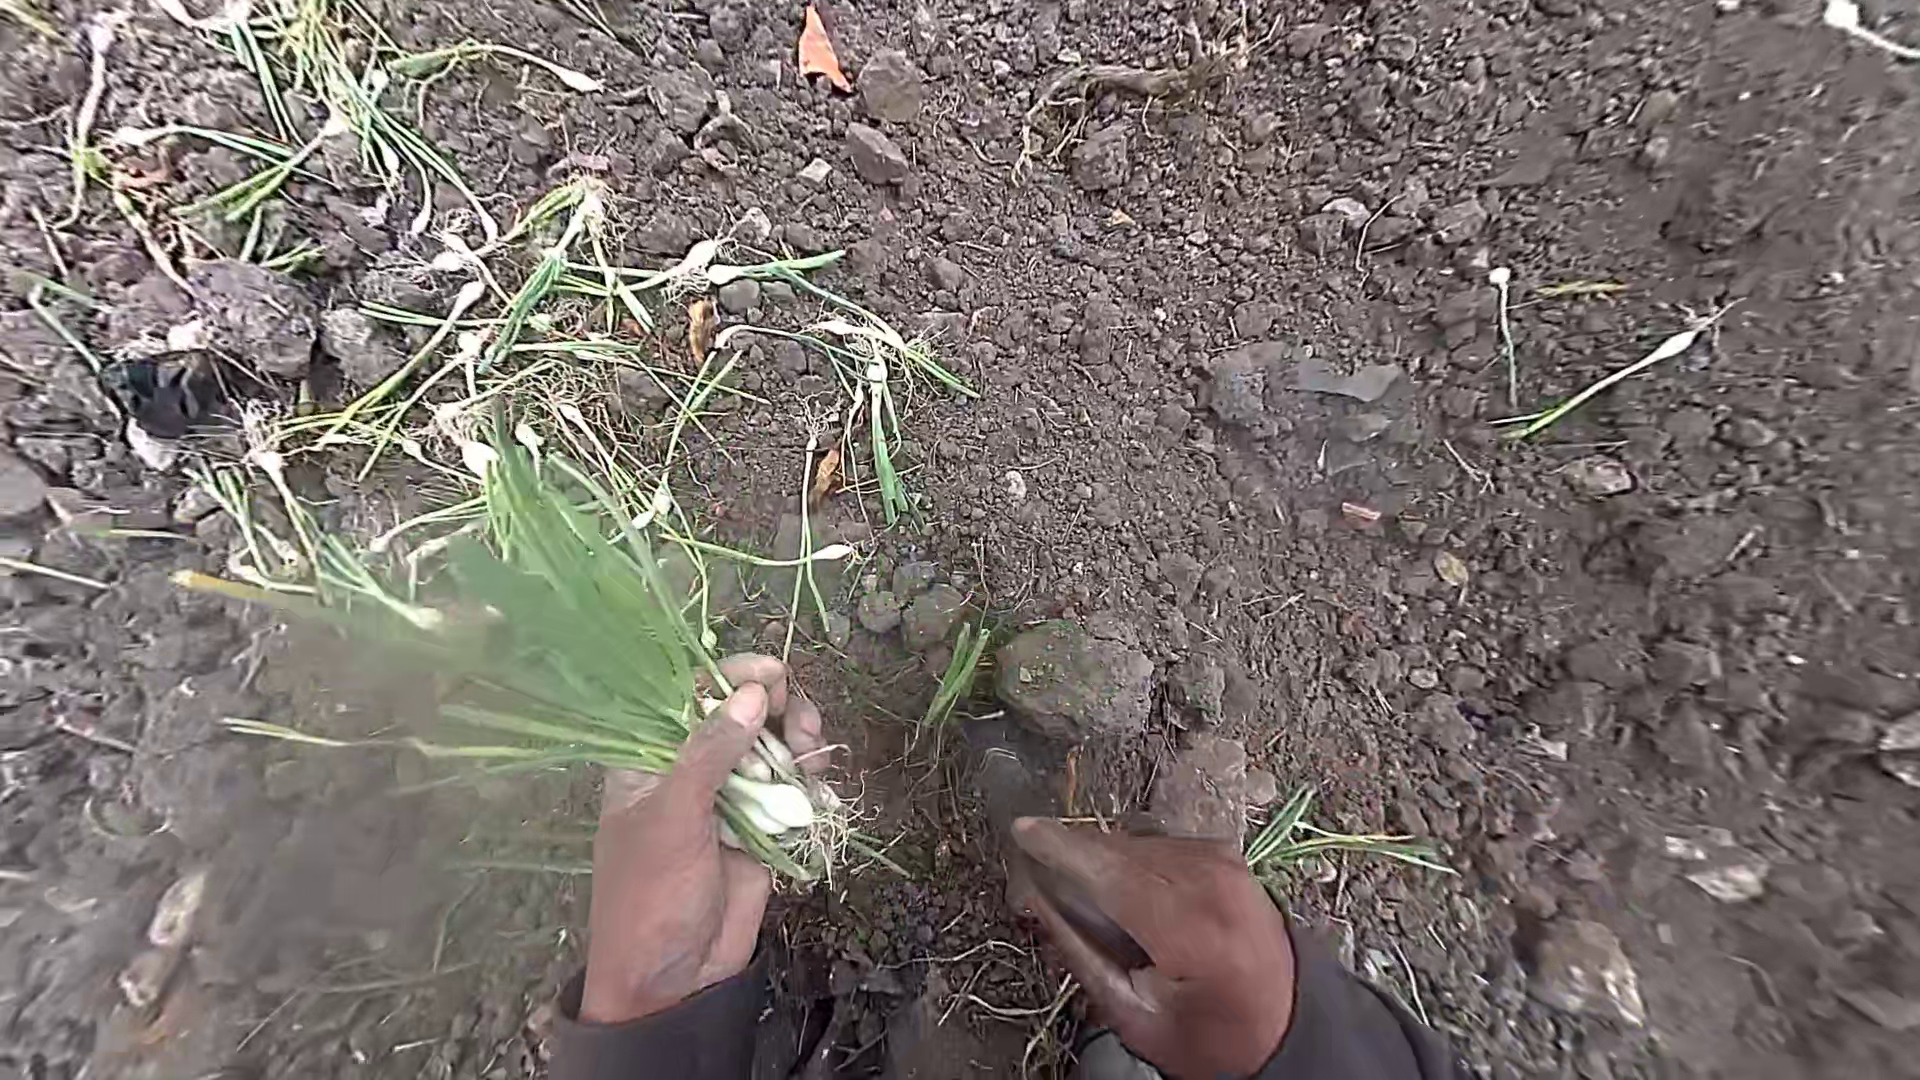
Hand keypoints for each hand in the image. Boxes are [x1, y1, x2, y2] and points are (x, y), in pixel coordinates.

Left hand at [578, 654, 825, 1023]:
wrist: (678, 980)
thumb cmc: (653, 895)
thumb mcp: (673, 820)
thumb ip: (711, 753)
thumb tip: (754, 693)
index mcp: (655, 756)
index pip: (694, 693)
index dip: (735, 675)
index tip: (774, 673)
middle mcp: (696, 762)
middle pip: (746, 708)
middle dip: (779, 706)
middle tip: (798, 723)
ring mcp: (734, 786)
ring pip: (776, 737)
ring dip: (800, 736)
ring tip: (810, 755)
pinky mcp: (766, 812)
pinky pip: (794, 775)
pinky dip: (810, 769)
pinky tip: (817, 778)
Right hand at [1011, 818, 1296, 1079]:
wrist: (1287, 1024)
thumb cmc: (1211, 1035)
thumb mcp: (1136, 1015)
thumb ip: (1079, 951)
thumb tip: (1034, 896)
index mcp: (1194, 928)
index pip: (1110, 872)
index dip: (1060, 848)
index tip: (1022, 830)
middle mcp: (1210, 879)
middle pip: (1116, 850)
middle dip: (1071, 854)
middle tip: (1037, 873)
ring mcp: (1219, 858)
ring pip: (1131, 841)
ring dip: (1099, 857)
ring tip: (1085, 891)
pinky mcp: (1220, 849)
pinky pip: (1153, 841)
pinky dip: (1127, 857)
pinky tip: (1123, 887)